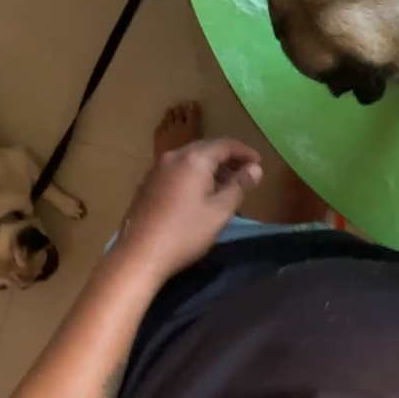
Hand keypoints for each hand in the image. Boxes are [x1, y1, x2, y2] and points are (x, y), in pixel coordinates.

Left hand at [109, 139, 262, 282]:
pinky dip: (193, 174)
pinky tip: (199, 193)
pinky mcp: (147, 183)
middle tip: (244, 172)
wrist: (140, 254)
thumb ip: (239, 186)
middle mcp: (173, 156)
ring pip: (189, 158)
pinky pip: (176, 169)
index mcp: (193, 159)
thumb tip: (255, 169)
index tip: (258, 163)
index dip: (244, 151)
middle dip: (227, 158)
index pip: (224, 144)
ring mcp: (157, 169)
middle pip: (205, 148)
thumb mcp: (220, 211)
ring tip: (225, 184)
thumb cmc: (185, 233)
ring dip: (210, 166)